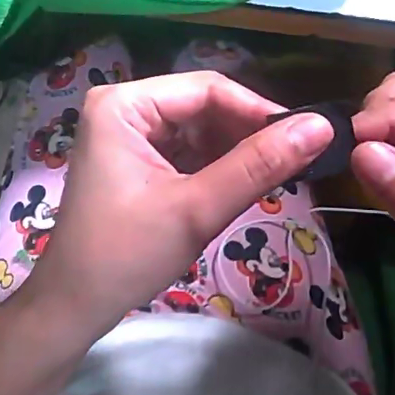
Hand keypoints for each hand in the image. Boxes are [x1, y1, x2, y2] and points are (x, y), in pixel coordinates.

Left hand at [21, 72, 333, 330]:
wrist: (74, 305)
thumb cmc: (127, 255)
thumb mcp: (197, 209)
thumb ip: (257, 166)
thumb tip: (320, 128)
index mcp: (123, 104)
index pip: (207, 88)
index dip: (259, 110)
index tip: (308, 134)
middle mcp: (122, 106)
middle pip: (202, 105)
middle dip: (247, 132)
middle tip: (296, 158)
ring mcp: (125, 132)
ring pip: (197, 128)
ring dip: (235, 149)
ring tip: (277, 172)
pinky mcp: (133, 157)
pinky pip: (184, 148)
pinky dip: (215, 164)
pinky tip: (244, 180)